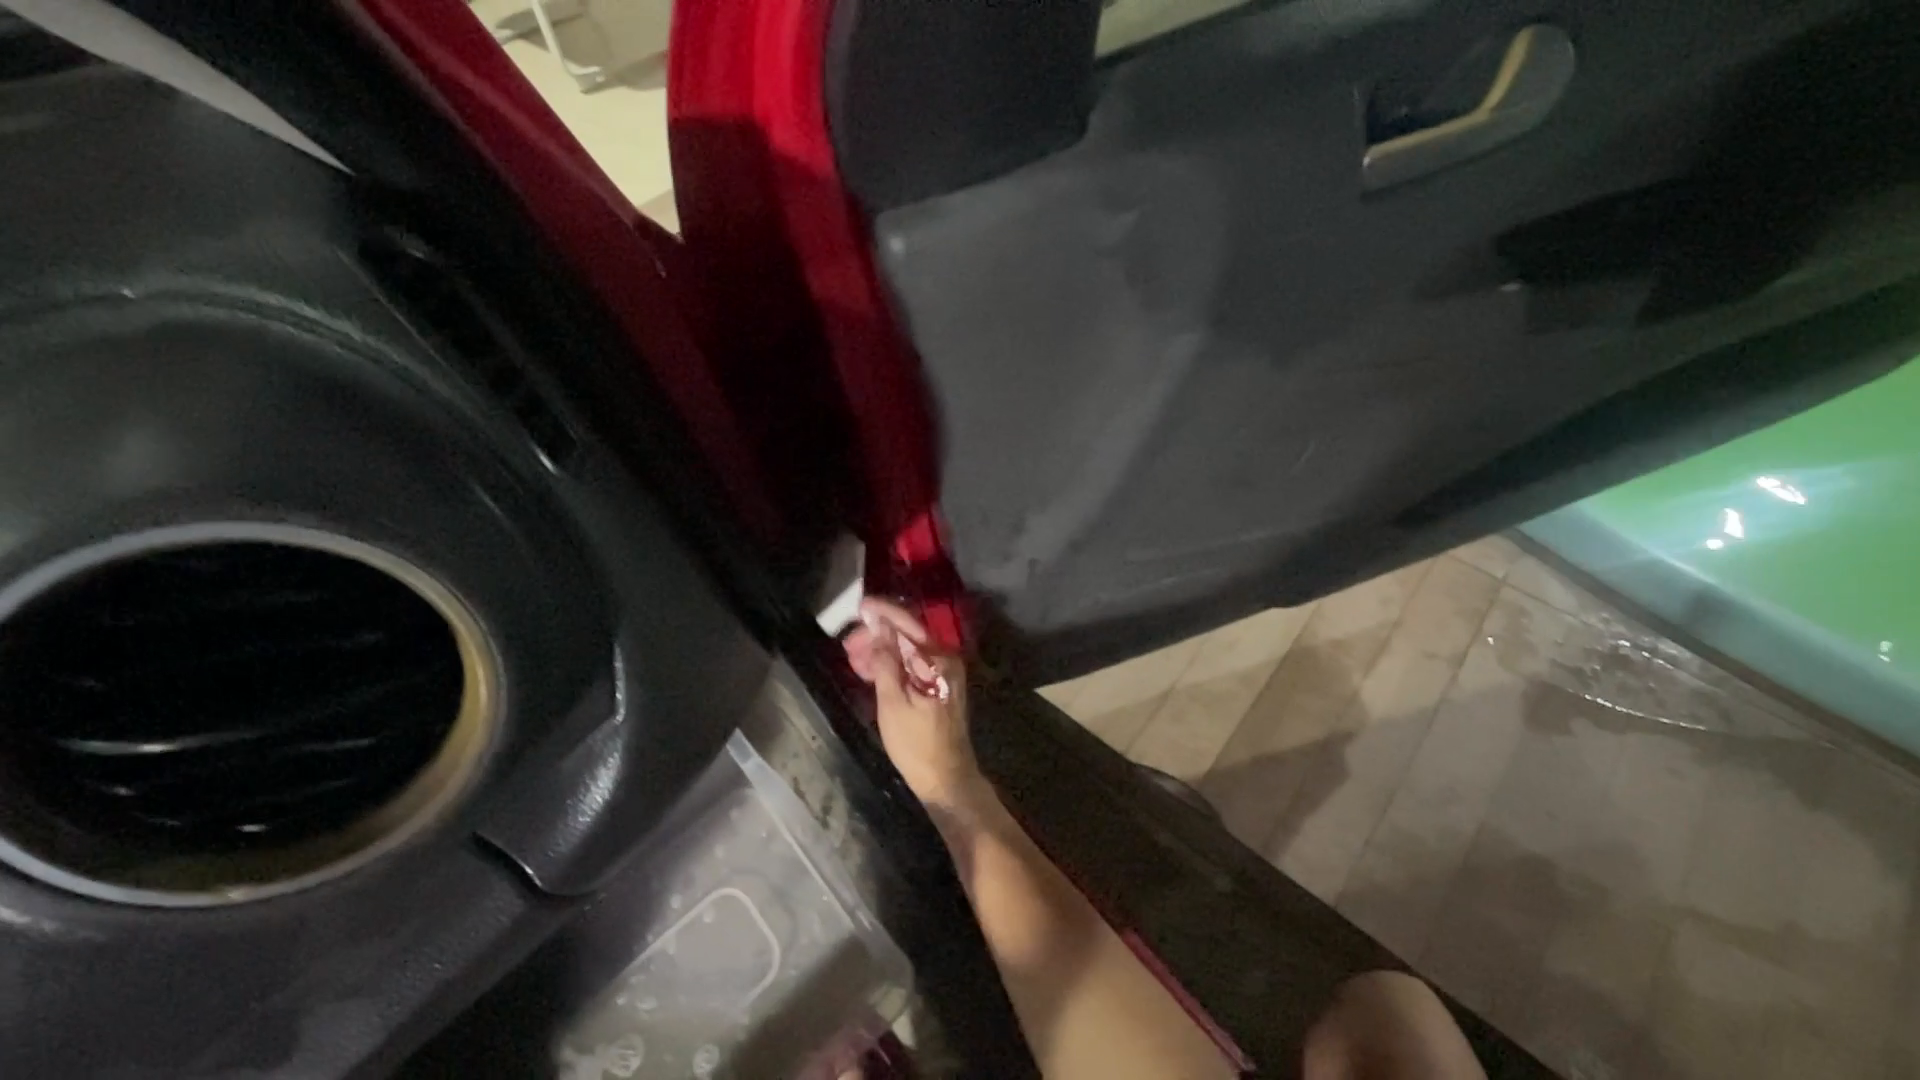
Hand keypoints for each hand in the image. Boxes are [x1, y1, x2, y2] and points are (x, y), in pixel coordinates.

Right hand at [843, 597, 980, 807]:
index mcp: (939, 662)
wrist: (946, 780)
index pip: (909, 625)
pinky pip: (912, 667)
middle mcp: (945, 662)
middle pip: (908, 637)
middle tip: (849, 641)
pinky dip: (891, 665)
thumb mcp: (894, 704)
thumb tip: (878, 633)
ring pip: (908, 652)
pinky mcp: (938, 689)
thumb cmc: (917, 745)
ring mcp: (944, 676)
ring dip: (882, 650)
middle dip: (878, 634)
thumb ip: (886, 664)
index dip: (884, 613)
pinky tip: (870, 669)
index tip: (861, 605)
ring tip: (853, 655)